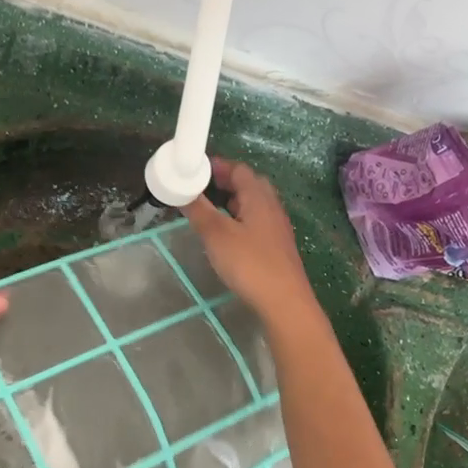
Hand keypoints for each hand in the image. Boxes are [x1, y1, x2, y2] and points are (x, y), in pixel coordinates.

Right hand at [182, 159, 320, 324]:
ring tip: (212, 210)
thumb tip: (182, 189)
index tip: (197, 169)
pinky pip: (258, 222)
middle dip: (227, 182)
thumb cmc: (250, 264)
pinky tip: (230, 235)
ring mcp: (277, 228)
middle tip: (204, 187)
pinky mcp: (278, 247)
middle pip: (250, 184)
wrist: (285, 301)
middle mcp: (272, 207)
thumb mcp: (217, 235)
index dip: (219, 166)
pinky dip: (241, 219)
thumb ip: (199, 210)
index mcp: (259, 198)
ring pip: (255, 204)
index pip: (240, 170)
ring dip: (234, 201)